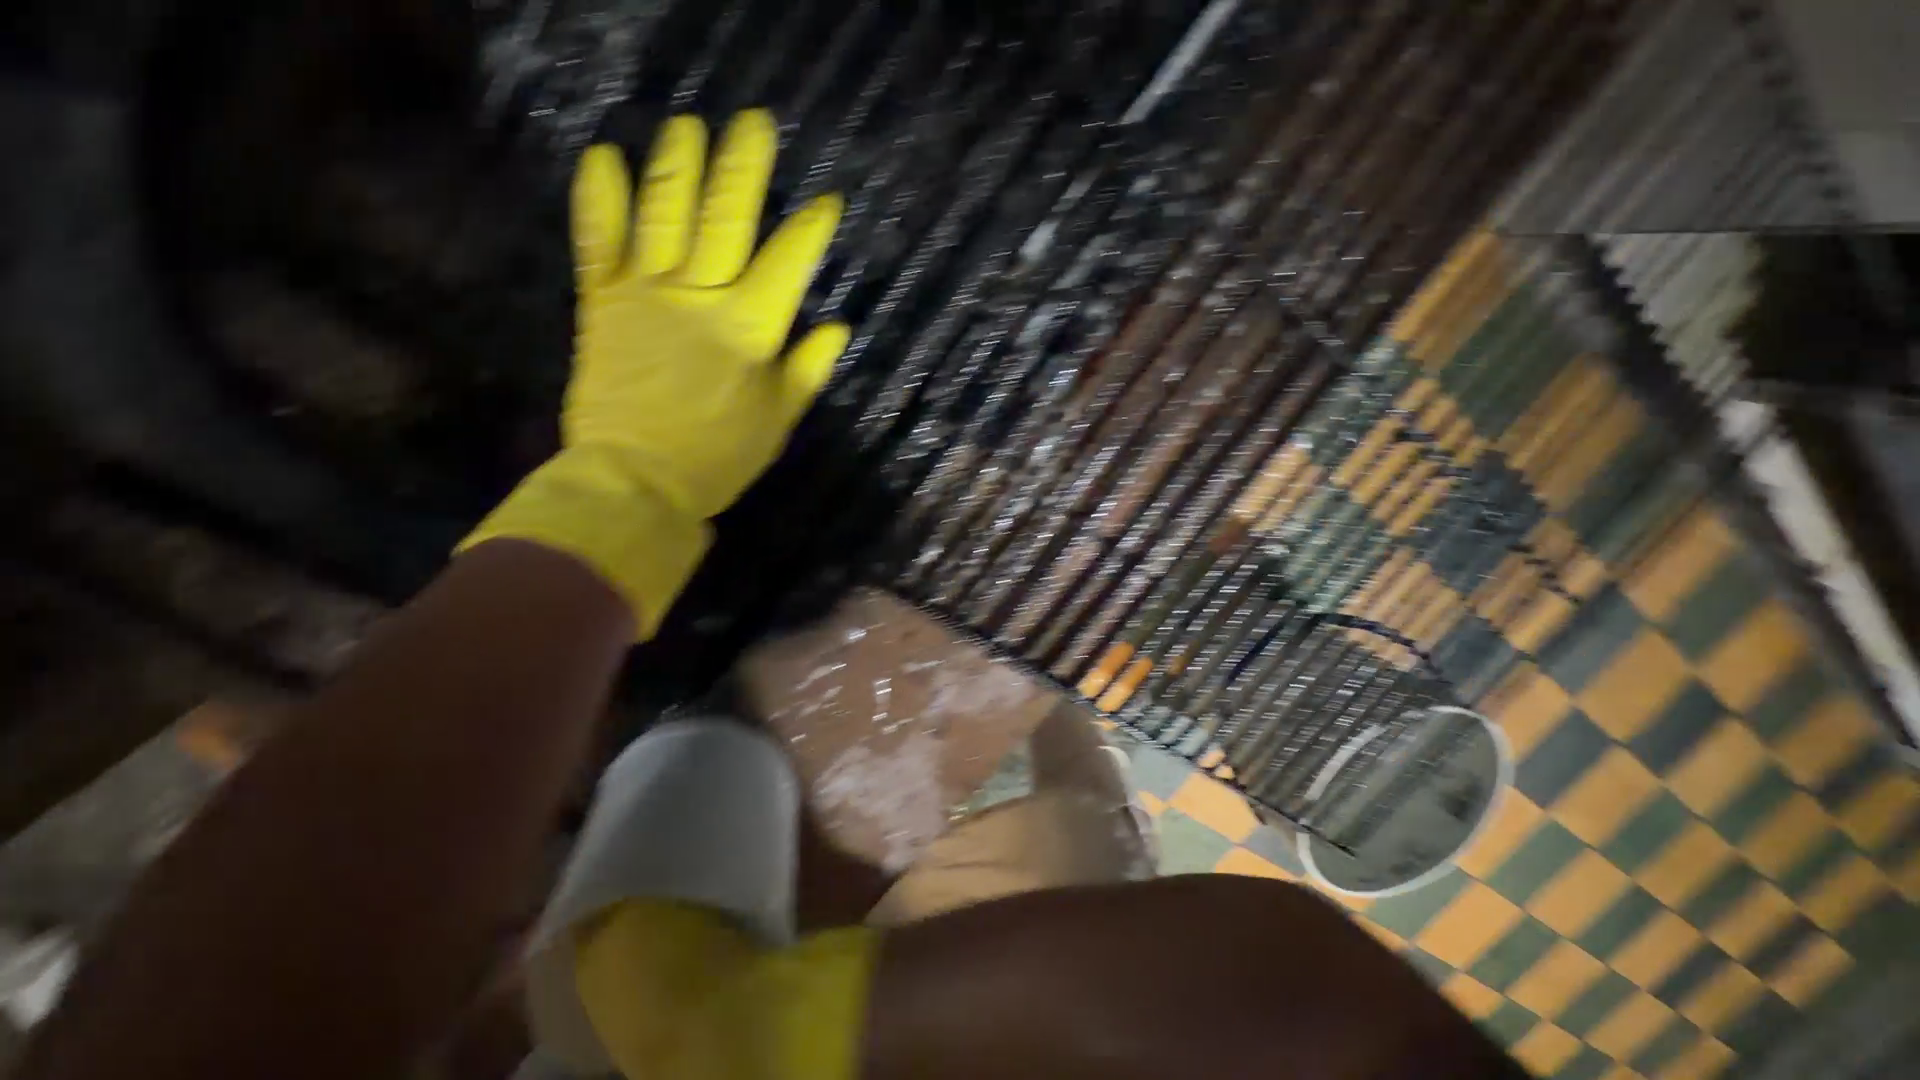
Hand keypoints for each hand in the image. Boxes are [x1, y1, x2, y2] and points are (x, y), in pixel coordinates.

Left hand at [568, 109, 846, 518]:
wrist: (635, 481)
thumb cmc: (717, 458)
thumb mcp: (778, 421)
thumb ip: (805, 370)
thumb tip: (837, 327)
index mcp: (750, 328)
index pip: (788, 261)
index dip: (810, 228)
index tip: (826, 200)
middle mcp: (700, 297)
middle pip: (725, 219)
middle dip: (742, 168)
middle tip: (751, 122)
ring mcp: (647, 294)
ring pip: (665, 216)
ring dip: (677, 166)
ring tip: (686, 125)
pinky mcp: (602, 304)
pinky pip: (598, 243)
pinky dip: (599, 199)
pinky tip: (603, 158)